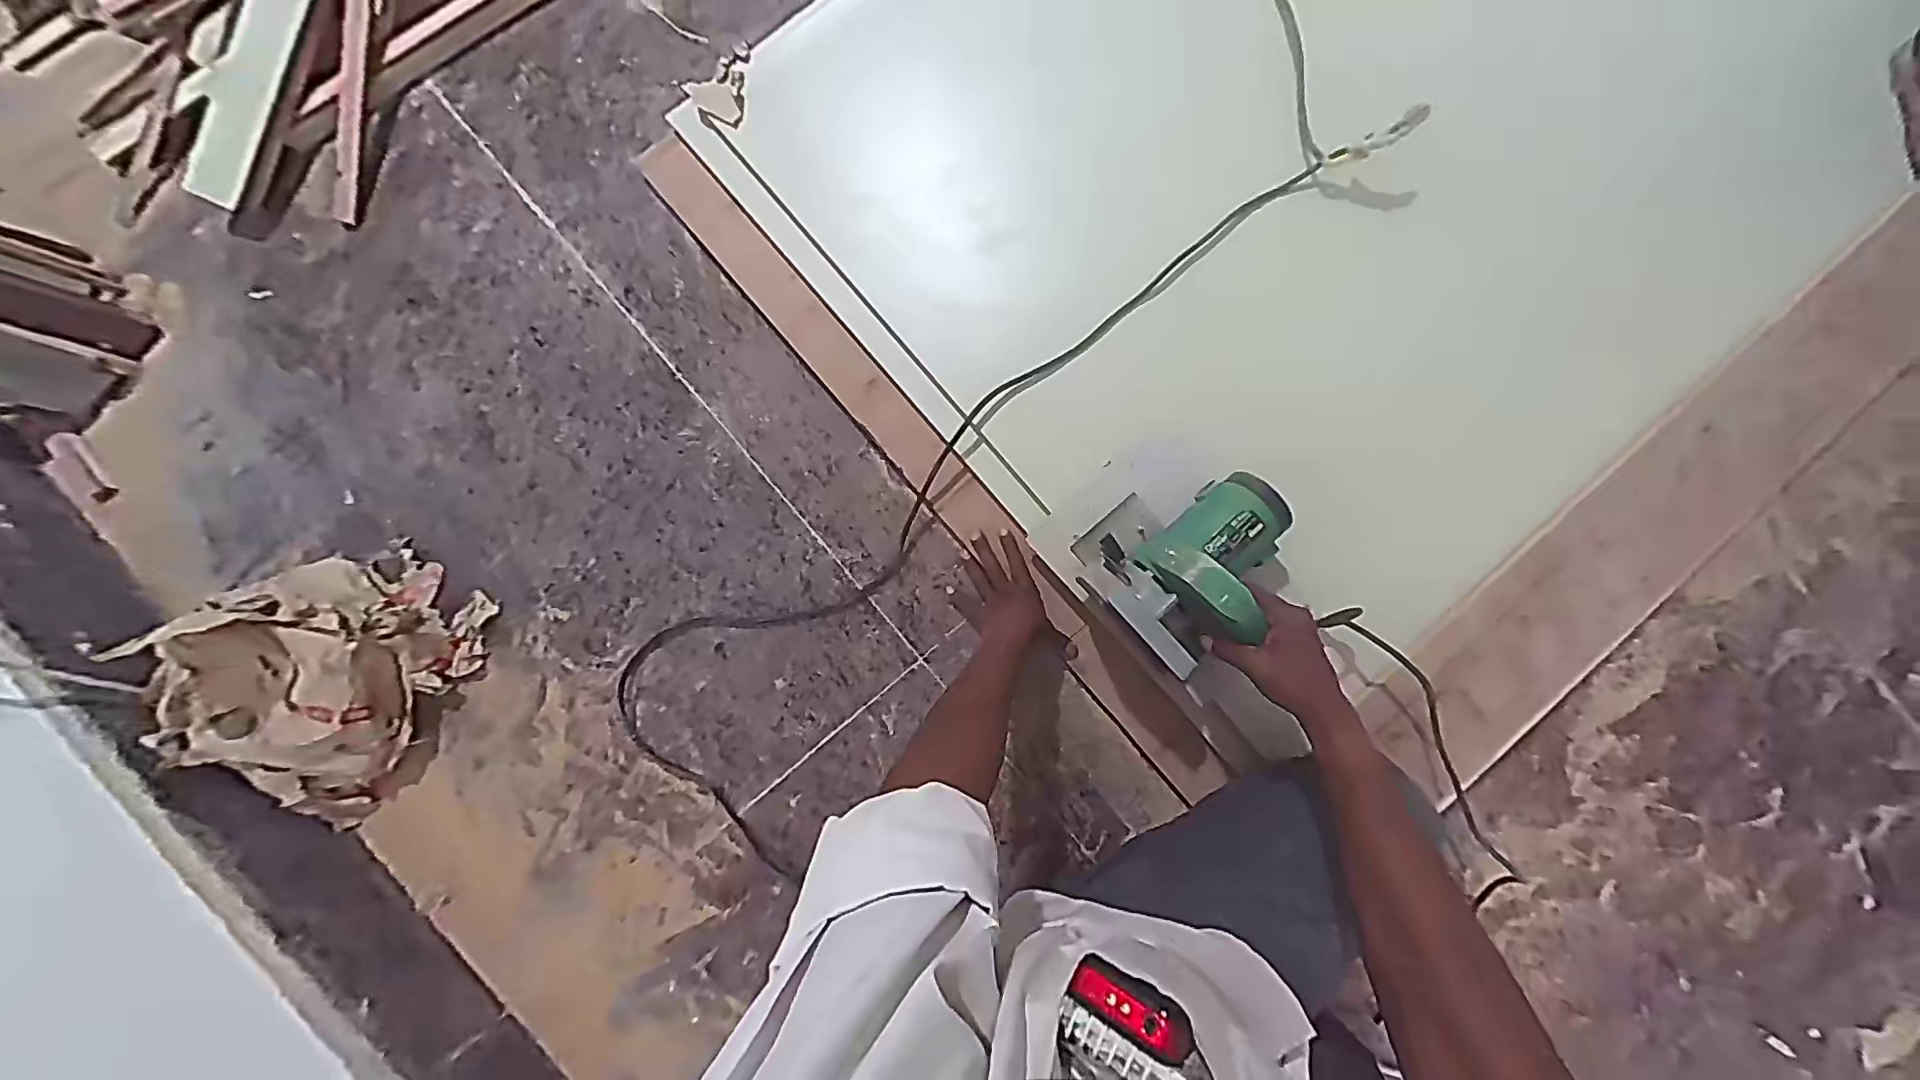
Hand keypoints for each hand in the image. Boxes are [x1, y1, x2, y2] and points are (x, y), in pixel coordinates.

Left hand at [955, 532, 1054, 650]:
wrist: (1009, 646)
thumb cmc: (1034, 637)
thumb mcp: (1052, 639)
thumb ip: (1060, 642)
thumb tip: (1074, 652)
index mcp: (1026, 591)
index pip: (1019, 564)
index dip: (1011, 548)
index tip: (1003, 531)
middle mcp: (1006, 592)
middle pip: (994, 566)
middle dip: (985, 549)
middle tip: (975, 533)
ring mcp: (989, 603)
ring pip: (979, 580)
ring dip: (971, 567)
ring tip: (962, 552)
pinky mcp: (978, 616)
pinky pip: (966, 605)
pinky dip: (957, 598)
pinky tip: (948, 590)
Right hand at [1207, 589, 1349, 716]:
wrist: (1322, 708)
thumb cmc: (1296, 685)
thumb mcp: (1253, 665)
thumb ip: (1227, 649)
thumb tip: (1208, 640)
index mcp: (1288, 615)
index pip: (1255, 591)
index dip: (1232, 590)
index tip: (1215, 591)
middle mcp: (1298, 617)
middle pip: (1262, 603)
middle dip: (1238, 606)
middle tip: (1215, 610)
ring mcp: (1303, 629)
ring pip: (1269, 615)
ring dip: (1249, 619)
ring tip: (1226, 624)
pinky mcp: (1303, 641)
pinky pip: (1276, 626)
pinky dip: (1260, 629)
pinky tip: (1246, 640)